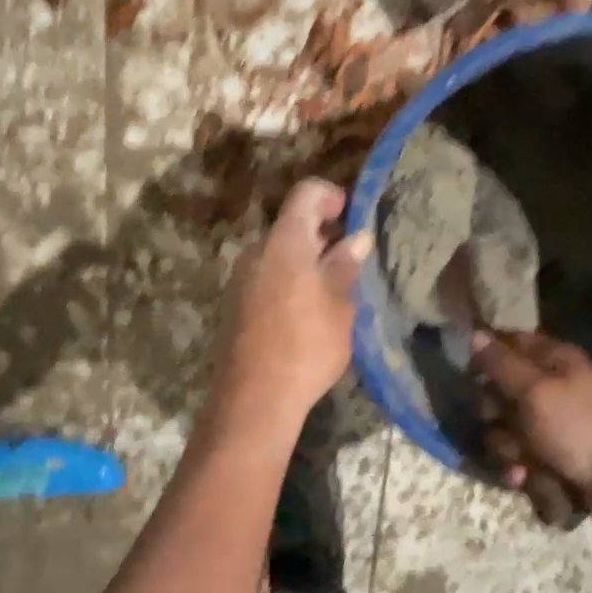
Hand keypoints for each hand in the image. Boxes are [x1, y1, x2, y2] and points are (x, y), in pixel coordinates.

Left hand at [212, 178, 371, 420]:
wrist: (254, 398)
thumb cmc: (307, 345)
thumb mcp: (340, 305)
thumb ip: (345, 266)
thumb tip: (356, 238)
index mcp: (284, 242)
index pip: (306, 194)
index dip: (331, 195)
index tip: (351, 214)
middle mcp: (256, 252)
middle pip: (291, 227)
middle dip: (322, 236)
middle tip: (350, 262)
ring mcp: (240, 280)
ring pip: (278, 256)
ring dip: (306, 263)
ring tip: (334, 294)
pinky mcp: (235, 307)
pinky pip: (267, 280)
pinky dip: (289, 283)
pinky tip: (308, 315)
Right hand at [471, 331, 591, 524]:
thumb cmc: (578, 427)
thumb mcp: (535, 391)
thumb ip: (501, 364)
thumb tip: (474, 335)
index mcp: (554, 359)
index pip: (510, 342)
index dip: (487, 355)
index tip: (471, 373)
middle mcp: (551, 385)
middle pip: (501, 389)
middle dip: (493, 411)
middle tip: (496, 419)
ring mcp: (552, 421)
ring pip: (506, 426)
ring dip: (506, 446)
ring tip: (522, 460)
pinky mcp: (552, 452)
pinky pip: (520, 453)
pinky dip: (519, 466)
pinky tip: (524, 477)